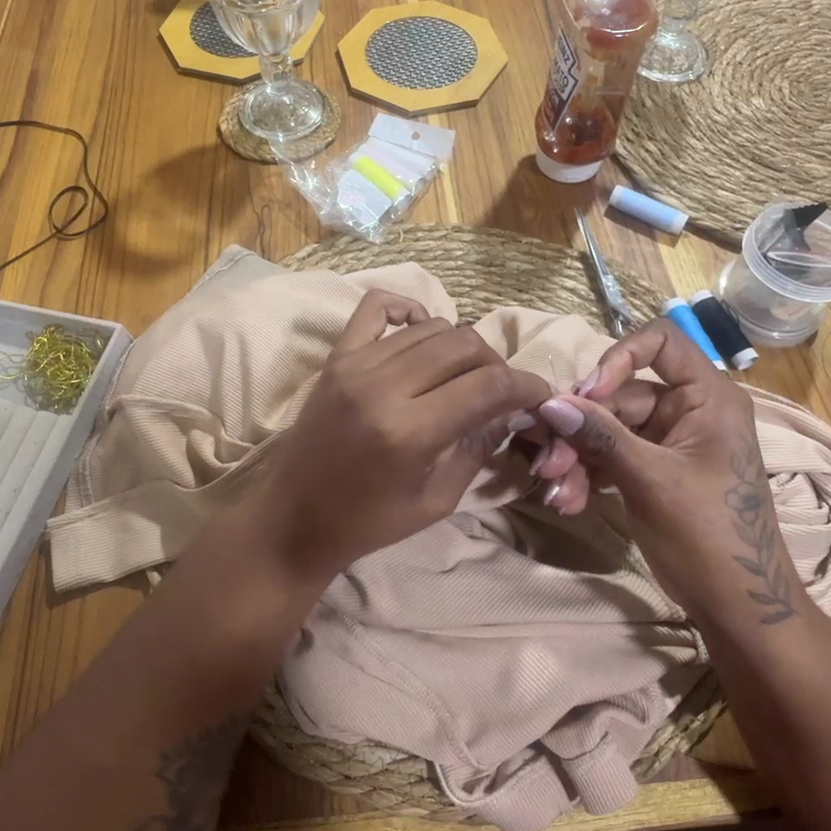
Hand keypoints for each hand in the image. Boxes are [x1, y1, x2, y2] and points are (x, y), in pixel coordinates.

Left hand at [246, 290, 553, 584]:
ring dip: (459, 345)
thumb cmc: (366, 523)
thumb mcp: (436, 501)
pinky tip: (420, 332)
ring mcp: (354, 365)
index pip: (488, 384)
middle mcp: (383, 387)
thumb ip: (476, 449)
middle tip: (498, 389)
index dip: (526, 384)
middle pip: (463, 345)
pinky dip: (408, 310)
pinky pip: (376, 307)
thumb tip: (507, 410)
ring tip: (463, 373)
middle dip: (495, 363)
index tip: (539, 394)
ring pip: (429, 326)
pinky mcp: (335, 357)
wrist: (292, 520)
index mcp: (410, 432)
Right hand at [532, 319, 805, 627]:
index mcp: (707, 398)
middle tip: (546, 463)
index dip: (617, 359)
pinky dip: (588, 476)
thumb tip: (549, 402)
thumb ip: (600, 436)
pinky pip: (611, 457)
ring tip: (553, 492)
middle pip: (620, 395)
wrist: (739, 609)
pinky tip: (567, 502)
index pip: (660, 342)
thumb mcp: (651, 481)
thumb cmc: (709, 536)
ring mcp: (670, 443)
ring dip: (577, 458)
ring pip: (608, 430)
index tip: (586, 395)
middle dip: (580, 429)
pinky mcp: (654, 471)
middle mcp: (688, 411)